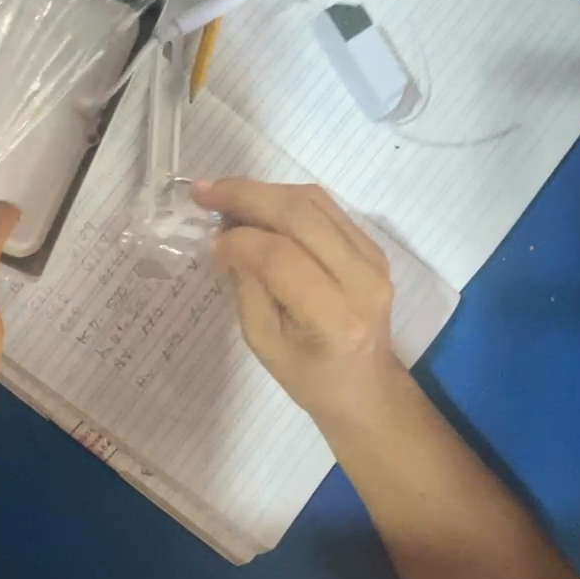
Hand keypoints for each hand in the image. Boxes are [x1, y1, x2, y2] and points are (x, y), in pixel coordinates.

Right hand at [194, 179, 406, 425]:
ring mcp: (374, 259)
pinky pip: (326, 208)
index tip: (210, 241)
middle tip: (205, 193)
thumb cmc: (309, 376)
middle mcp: (363, 280)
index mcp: (336, 319)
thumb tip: (226, 235)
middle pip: (301, 215)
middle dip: (246, 196)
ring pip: (314, 201)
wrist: (365, 386)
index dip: (239, 241)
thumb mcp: (263, 342)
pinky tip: (257, 207)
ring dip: (264, 192)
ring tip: (226, 197)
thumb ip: (246, 286)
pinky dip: (285, 200)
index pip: (281, 258)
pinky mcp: (373, 246)